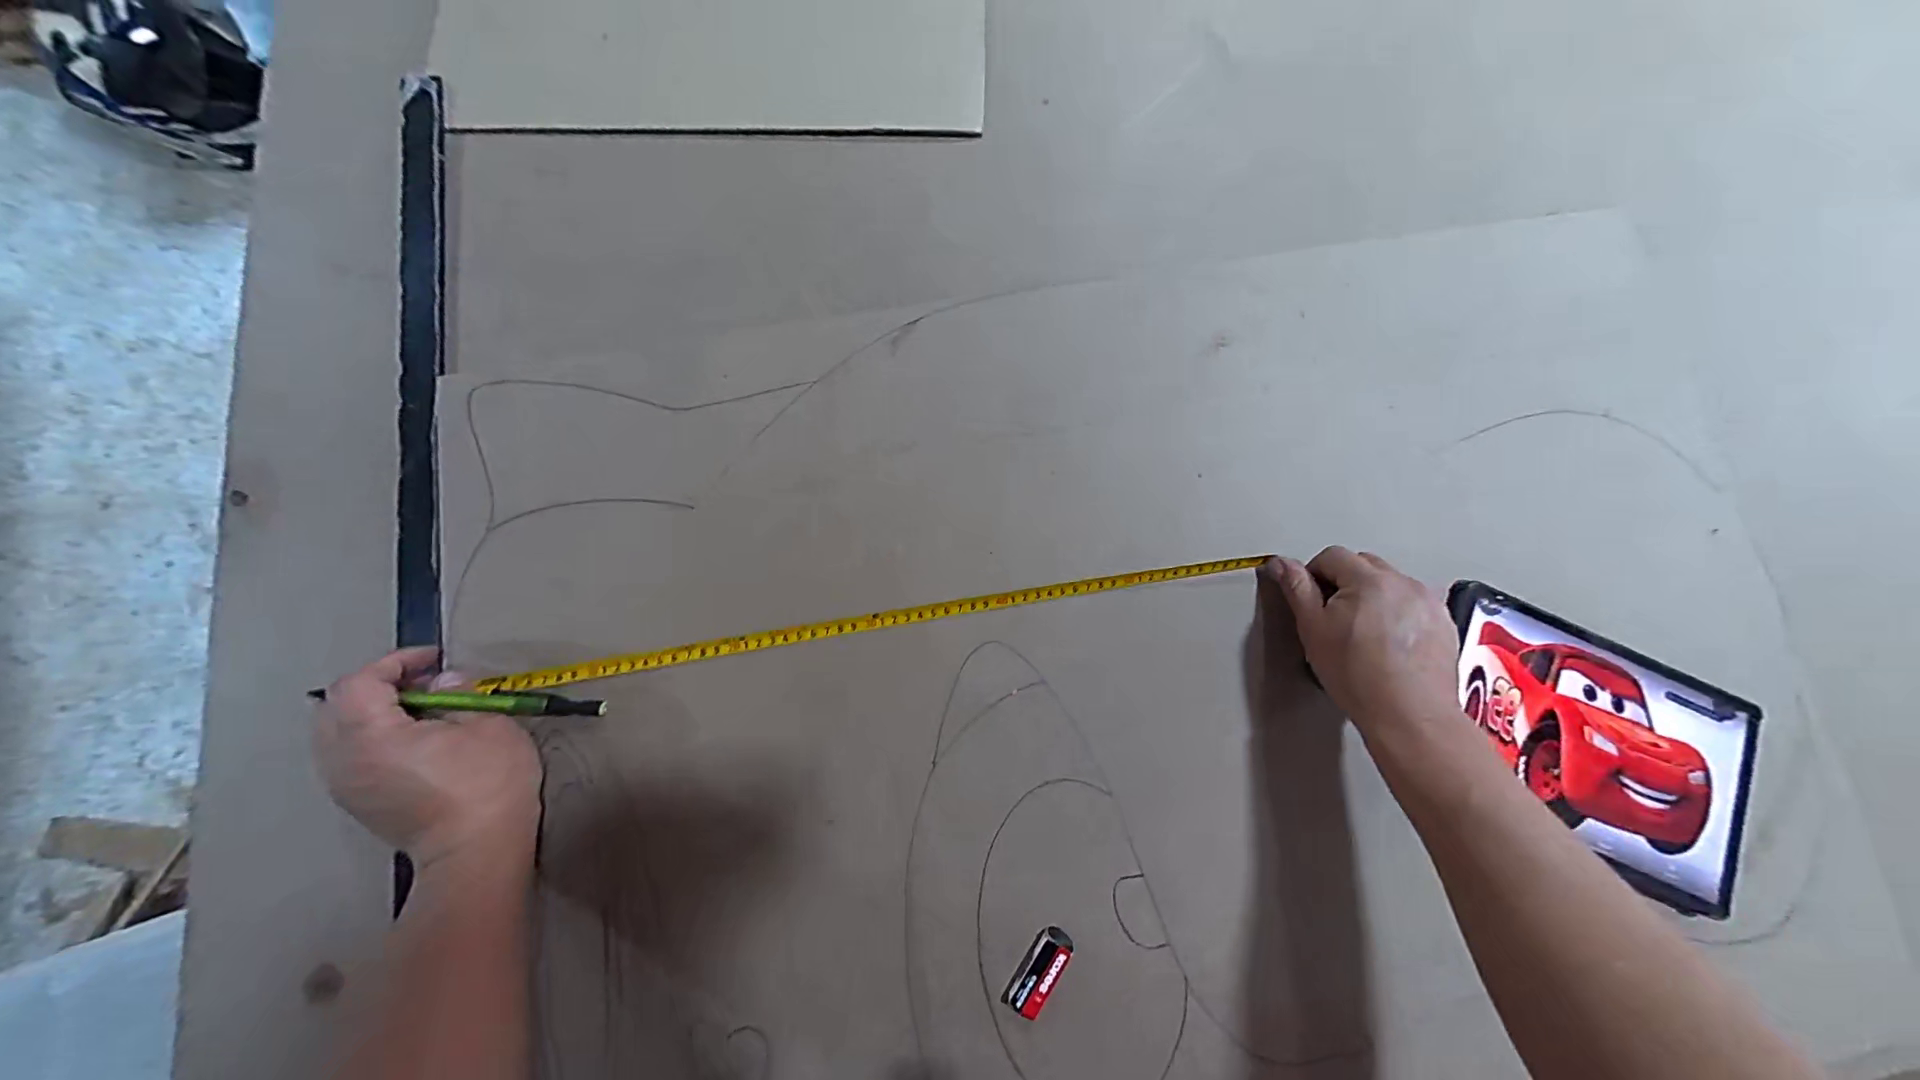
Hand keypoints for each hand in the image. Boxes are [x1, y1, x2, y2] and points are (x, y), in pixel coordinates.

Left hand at [313, 647, 542, 870]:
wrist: (476, 849)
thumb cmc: (488, 782)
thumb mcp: (489, 725)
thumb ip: (460, 695)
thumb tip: (444, 681)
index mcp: (371, 736)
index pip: (359, 682)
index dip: (395, 662)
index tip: (434, 659)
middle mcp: (342, 759)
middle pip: (336, 705)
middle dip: (377, 684)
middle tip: (424, 681)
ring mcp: (344, 784)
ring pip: (336, 731)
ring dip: (372, 710)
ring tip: (420, 708)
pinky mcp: (355, 801)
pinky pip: (347, 753)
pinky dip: (371, 734)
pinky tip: (412, 738)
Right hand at [1262, 547, 1459, 738]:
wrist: (1408, 714)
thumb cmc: (1361, 678)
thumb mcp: (1312, 628)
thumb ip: (1296, 588)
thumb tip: (1282, 565)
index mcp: (1369, 580)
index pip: (1333, 556)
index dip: (1313, 574)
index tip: (1311, 598)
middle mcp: (1404, 584)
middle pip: (1363, 564)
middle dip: (1344, 582)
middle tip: (1332, 616)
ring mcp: (1428, 602)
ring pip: (1389, 583)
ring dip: (1371, 596)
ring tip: (1361, 632)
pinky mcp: (1443, 622)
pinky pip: (1412, 603)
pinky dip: (1396, 613)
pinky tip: (1385, 641)